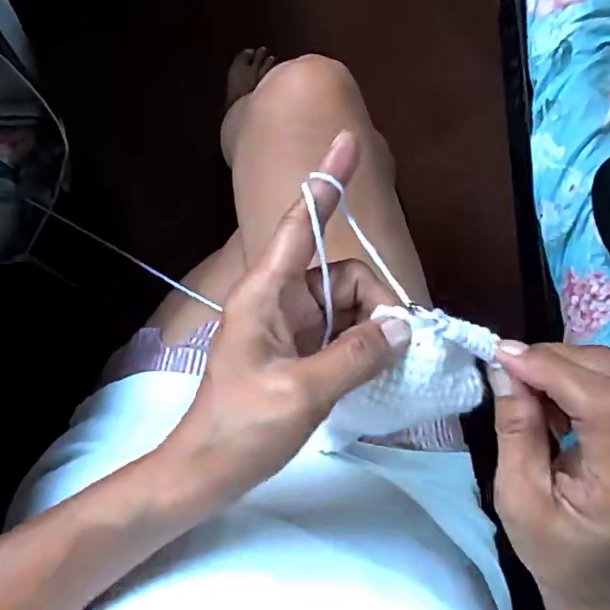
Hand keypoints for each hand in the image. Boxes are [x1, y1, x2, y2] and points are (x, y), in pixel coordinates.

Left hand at [154, 131, 411, 504]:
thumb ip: (356, 356)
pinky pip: (339, 332)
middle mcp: (277, 299)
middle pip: (342, 275)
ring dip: (372, 328)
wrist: (207, 469)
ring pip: (346, 306)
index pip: (298, 223)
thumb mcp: (303, 392)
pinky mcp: (295, 350)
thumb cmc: (242, 427)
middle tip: (401, 344)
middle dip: (376, 301)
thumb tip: (403, 326)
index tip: (347, 140)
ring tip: (387, 366)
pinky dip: (361, 345)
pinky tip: (375, 371)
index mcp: (265, 293)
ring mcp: (287, 326)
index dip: (326, 181)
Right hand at [490, 343, 609, 609]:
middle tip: (505, 365)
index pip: (604, 406)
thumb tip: (505, 369)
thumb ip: (516, 431)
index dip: (553, 369)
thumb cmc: (550, 547)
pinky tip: (550, 397)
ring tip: (524, 384)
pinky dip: (575, 377)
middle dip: (553, 359)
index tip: (503, 354)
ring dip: (562, 365)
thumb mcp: (516, 496)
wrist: (597, 578)